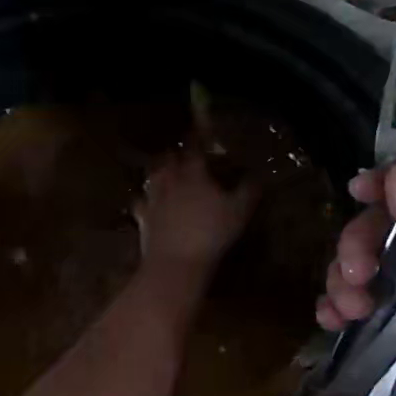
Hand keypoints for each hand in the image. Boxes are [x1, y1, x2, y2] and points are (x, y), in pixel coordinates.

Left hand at [135, 150, 257, 275]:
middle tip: (179, 153)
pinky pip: (139, 201)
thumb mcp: (239, 212)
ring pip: (151, 176)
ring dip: (157, 171)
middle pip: (167, 160)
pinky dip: (143, 198)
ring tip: (162, 171)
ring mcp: (152, 198)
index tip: (198, 135)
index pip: (193, 151)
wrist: (176, 260)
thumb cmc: (212, 233)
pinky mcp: (141, 216)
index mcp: (193, 174)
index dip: (196, 141)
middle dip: (173, 154)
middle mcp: (169, 181)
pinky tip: (145, 201)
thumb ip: (248, 191)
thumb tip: (256, 176)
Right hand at [319, 165, 395, 395]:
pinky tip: (332, 322)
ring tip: (347, 309)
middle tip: (354, 273)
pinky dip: (338, 310)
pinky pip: (360, 311)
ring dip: (342, 281)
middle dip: (357, 245)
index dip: (390, 187)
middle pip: (384, 232)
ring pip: (364, 270)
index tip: (357, 191)